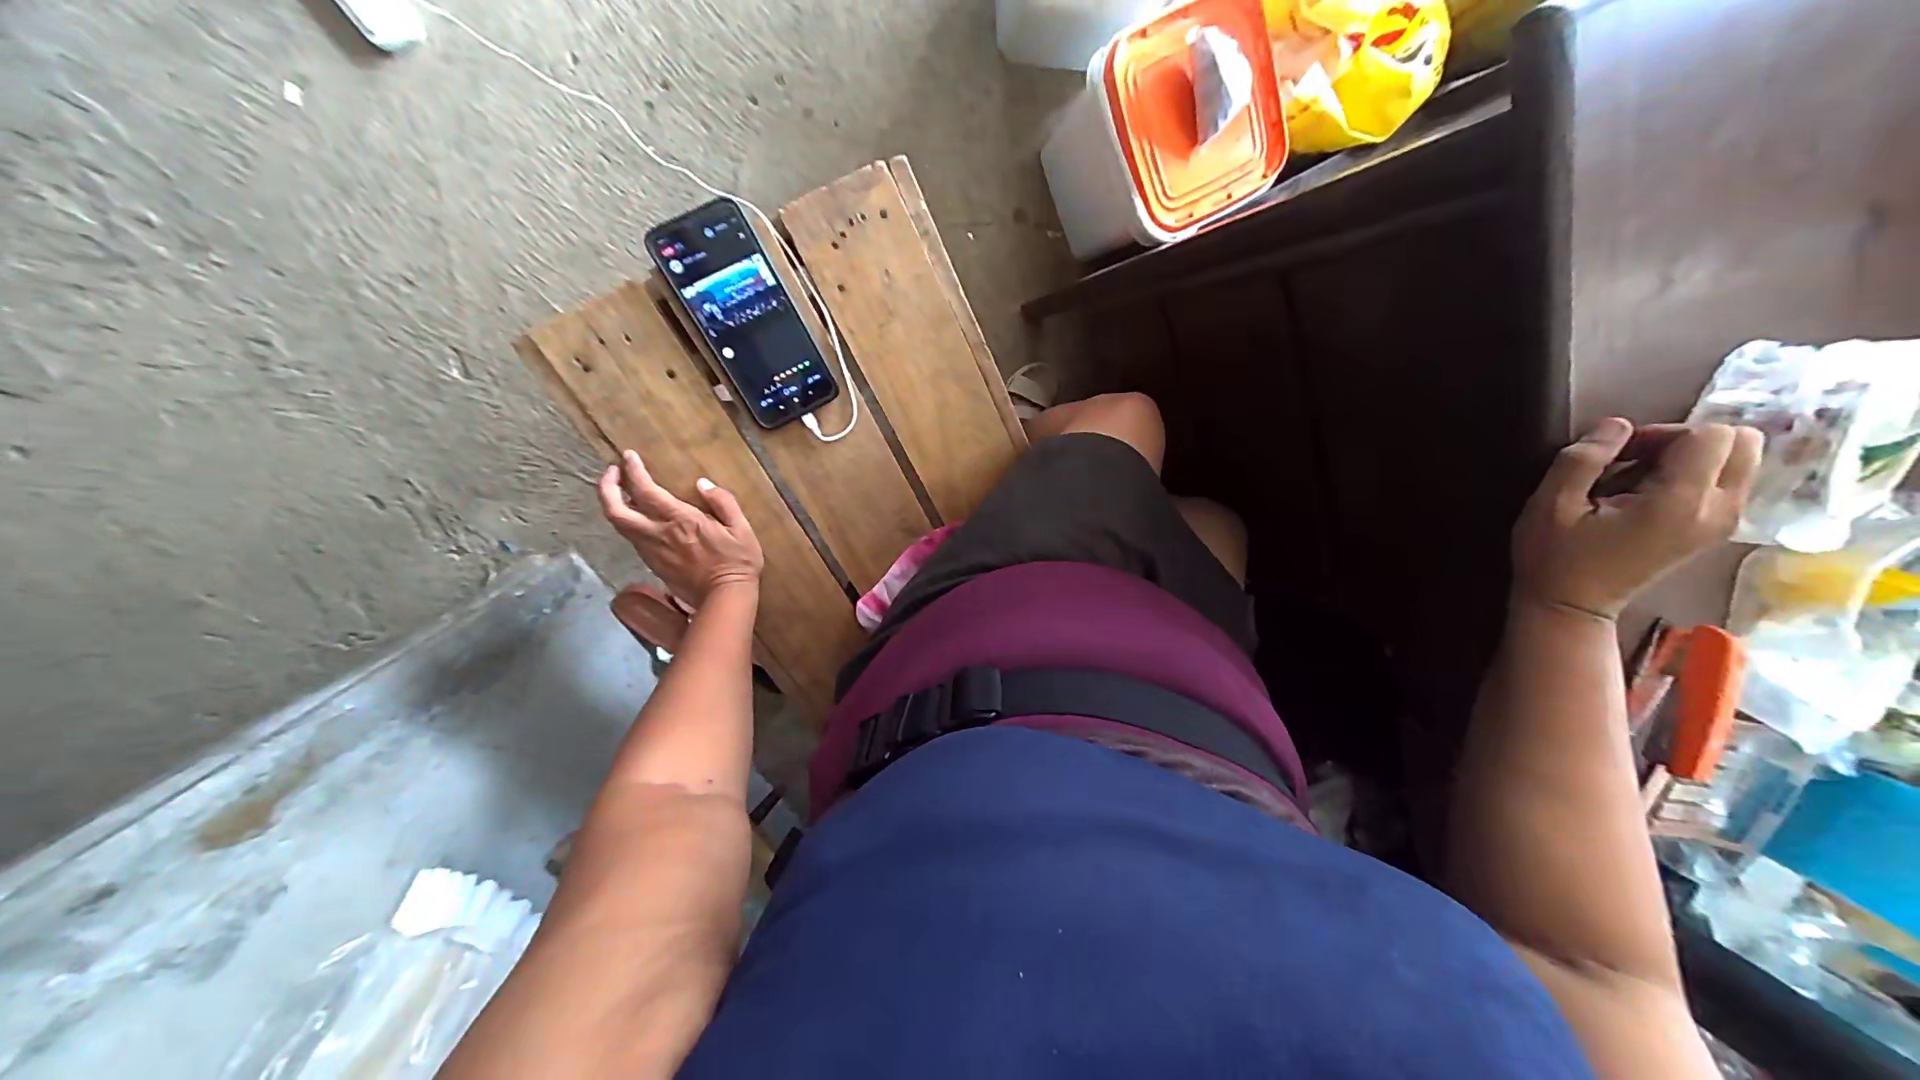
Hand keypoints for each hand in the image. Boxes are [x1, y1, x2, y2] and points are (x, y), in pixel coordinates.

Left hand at [598, 450, 763, 607]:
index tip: (628, 456)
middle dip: (606, 488)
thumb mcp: (741, 528)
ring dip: (615, 504)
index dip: (632, 471)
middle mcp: (658, 534)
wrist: (725, 598)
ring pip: (620, 526)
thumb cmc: (737, 561)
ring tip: (622, 491)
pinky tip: (638, 517)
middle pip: (616, 511)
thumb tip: (703, 484)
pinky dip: (628, 522)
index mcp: (680, 520)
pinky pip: (633, 538)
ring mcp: (652, 551)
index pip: (645, 491)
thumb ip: (723, 502)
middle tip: (611, 472)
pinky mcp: (653, 564)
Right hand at [1512, 419, 1762, 619]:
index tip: (1618, 454)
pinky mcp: (1715, 529)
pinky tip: (1648, 496)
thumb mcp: (1550, 504)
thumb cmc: (1554, 557)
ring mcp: (1723, 522)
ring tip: (1638, 481)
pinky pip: (1726, 481)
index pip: (1709, 436)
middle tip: (1636, 461)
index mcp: (1679, 503)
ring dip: (1691, 457)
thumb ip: (1583, 458)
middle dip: (1687, 440)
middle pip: (1741, 442)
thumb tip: (1617, 425)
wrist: (1570, 606)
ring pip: (1737, 459)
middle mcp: (1718, 510)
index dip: (1660, 432)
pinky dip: (1693, 475)